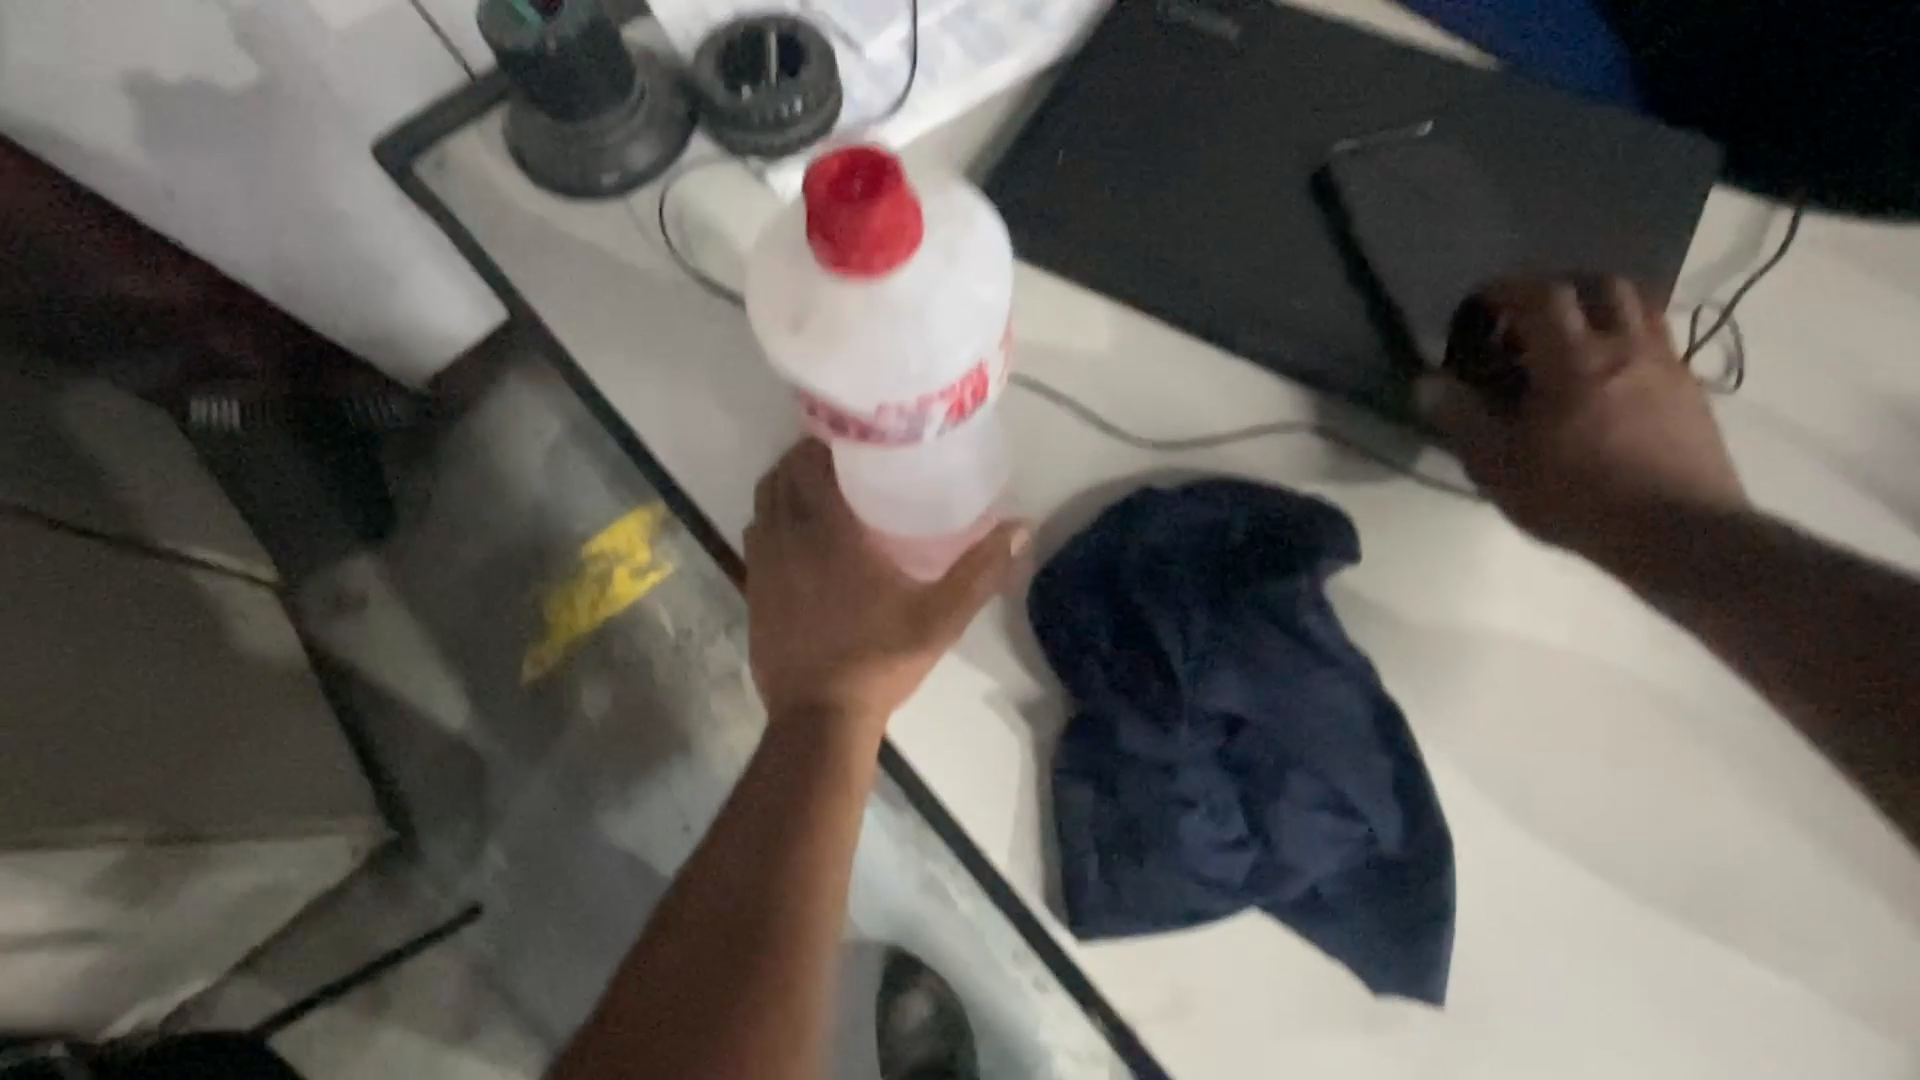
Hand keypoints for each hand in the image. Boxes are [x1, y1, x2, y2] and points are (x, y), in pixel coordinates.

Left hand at [744, 439, 1027, 736]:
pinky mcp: (752, 593)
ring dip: (784, 489)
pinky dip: (772, 523)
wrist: (819, 717)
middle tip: (840, 460)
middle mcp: (787, 540)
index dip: (823, 442)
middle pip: (780, 478)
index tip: (850, 436)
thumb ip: (981, 570)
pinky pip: (755, 539)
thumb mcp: (941, 617)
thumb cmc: (880, 659)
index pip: (810, 465)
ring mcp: (762, 567)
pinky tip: (798, 539)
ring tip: (818, 491)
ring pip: (762, 506)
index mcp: (827, 533)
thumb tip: (1023, 527)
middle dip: (803, 460)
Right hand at [1418, 275, 1748, 559]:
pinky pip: (1657, 344)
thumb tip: (1425, 382)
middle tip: (1529, 319)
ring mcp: (1667, 366)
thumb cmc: (1574, 497)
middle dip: (1561, 289)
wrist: (1678, 533)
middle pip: (1602, 285)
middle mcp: (1626, 347)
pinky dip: (1626, 343)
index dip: (1507, 288)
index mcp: (1573, 359)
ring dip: (1601, 310)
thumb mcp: (1498, 465)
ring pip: (1639, 308)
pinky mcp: (1691, 393)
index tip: (1481, 302)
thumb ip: (1460, 417)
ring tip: (1569, 343)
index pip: (1542, 294)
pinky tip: (1605, 382)